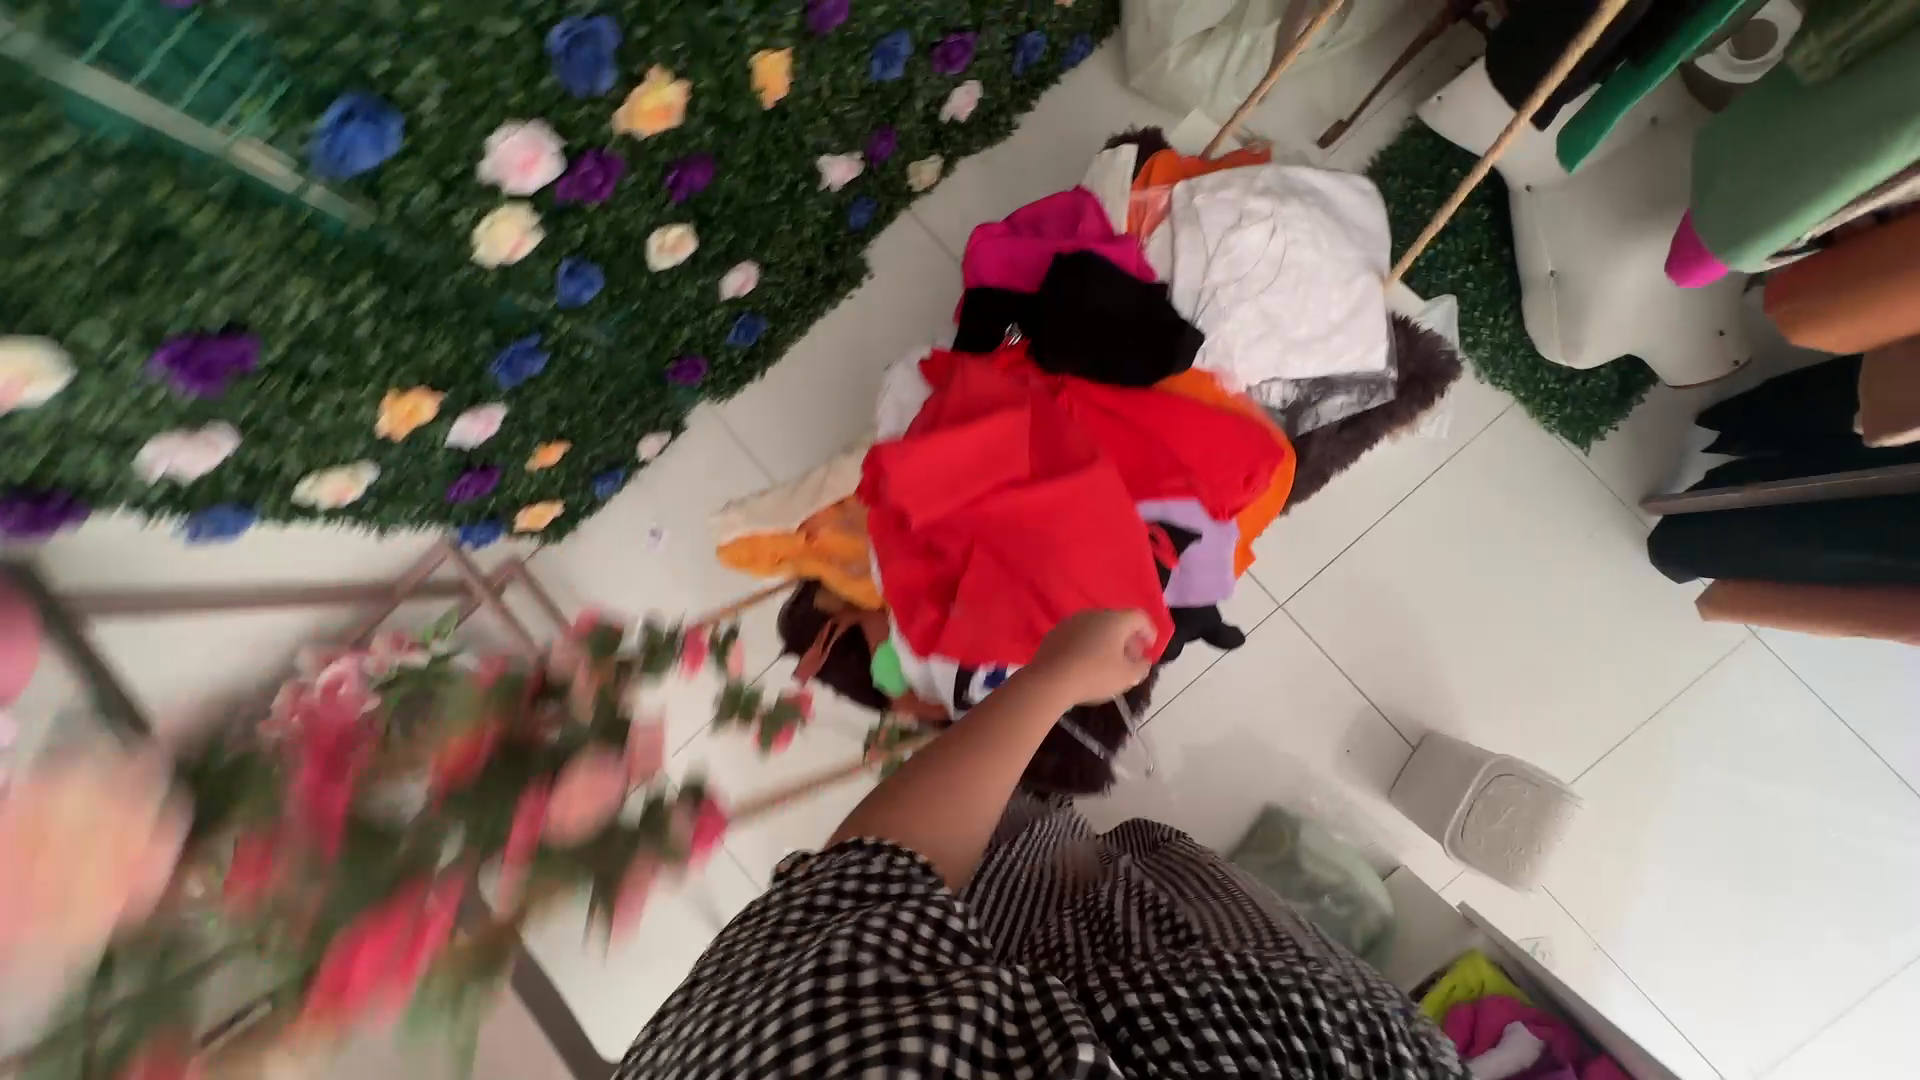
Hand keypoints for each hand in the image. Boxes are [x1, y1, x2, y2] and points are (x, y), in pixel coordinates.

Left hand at [1026, 610, 1155, 705]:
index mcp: (1115, 620)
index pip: (1139, 617)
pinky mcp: (1056, 631)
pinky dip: (1088, 643)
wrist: (1050, 679)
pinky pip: (1080, 634)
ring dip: (1107, 640)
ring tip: (1108, 661)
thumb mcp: (1127, 677)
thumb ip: (1141, 667)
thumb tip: (1143, 660)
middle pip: (1117, 621)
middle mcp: (1094, 614)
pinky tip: (1086, 662)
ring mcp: (1072, 621)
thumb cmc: (1094, 675)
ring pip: (1097, 627)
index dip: (1149, 631)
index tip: (1149, 648)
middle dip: (1128, 638)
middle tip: (1131, 657)